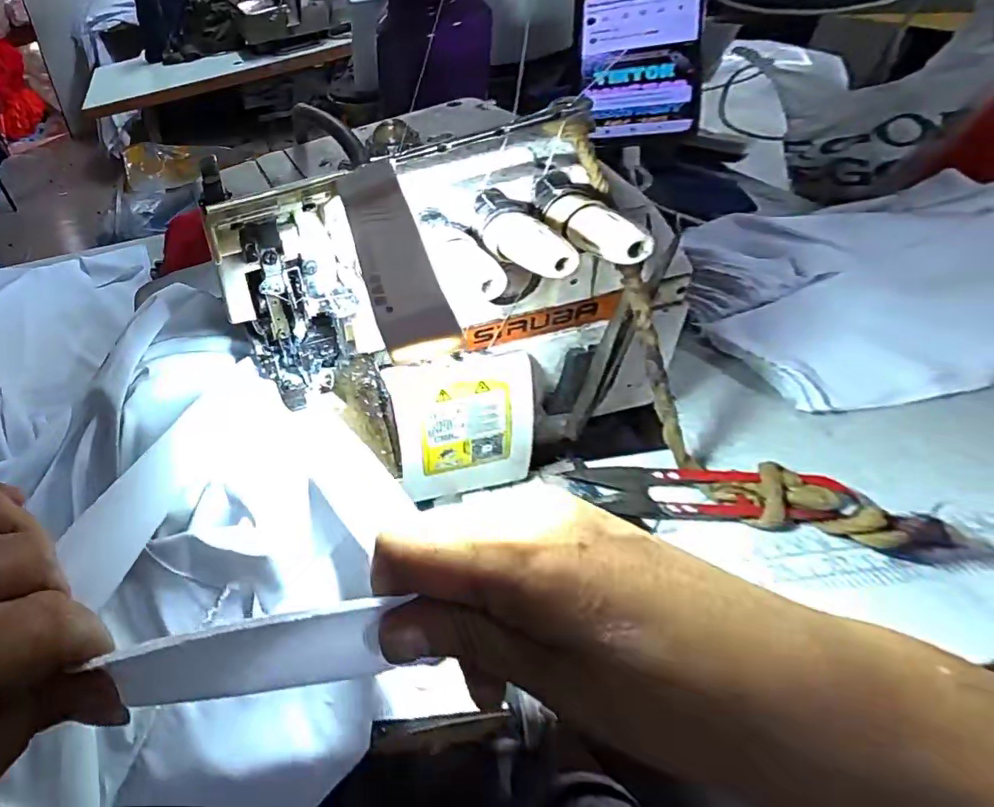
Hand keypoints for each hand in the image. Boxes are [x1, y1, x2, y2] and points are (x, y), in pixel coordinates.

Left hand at [0, 480, 125, 804]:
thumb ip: (40, 709)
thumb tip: (110, 685)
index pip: (50, 619)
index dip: (90, 639)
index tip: (97, 663)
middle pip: (27, 555)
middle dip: (60, 594)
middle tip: (54, 642)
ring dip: (25, 545)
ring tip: (25, 591)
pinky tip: (5, 520)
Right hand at [372, 483, 993, 806]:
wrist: (826, 696)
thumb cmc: (685, 701)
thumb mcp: (563, 686)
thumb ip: (465, 640)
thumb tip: (388, 632)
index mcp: (517, 551)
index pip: (400, 542)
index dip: (386, 588)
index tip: (400, 639)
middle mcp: (525, 511)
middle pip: (430, 539)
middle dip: (426, 598)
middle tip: (454, 664)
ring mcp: (557, 510)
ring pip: (466, 539)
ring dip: (463, 595)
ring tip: (496, 662)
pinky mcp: (582, 522)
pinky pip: (506, 538)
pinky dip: (498, 581)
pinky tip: (531, 626)